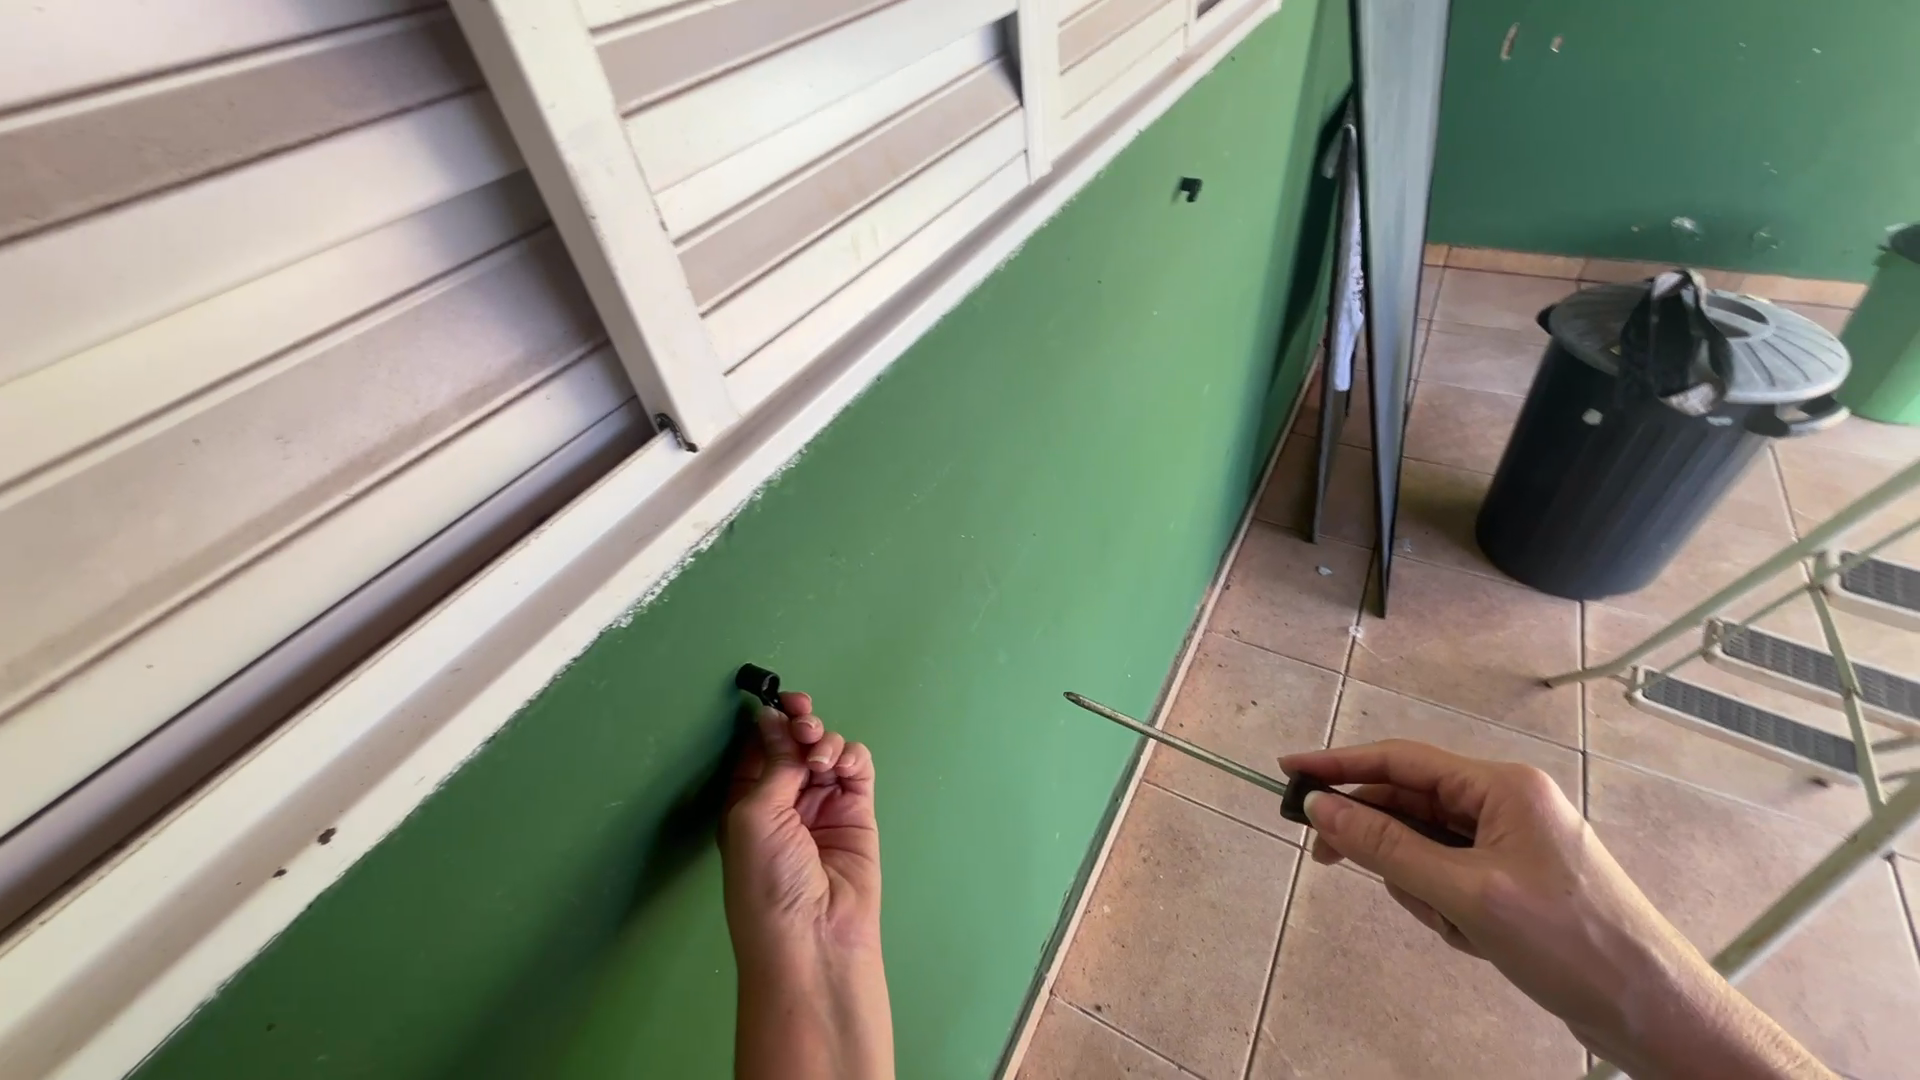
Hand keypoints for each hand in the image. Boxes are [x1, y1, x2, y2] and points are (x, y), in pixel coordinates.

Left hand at [721, 691, 890, 1079]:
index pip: (759, 745)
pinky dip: (852, 755)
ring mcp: (823, 803)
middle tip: (803, 722)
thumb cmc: (767, 880)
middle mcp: (785, 798)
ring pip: (827, 748)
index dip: (769, 720)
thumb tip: (773, 719)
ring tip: (818, 757)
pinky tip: (841, 766)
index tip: (778, 700)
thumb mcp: (753, 815)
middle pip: (795, 741)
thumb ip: (772, 763)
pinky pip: (857, 766)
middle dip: (800, 723)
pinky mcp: (857, 810)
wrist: (814, 936)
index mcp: (748, 800)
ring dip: (824, 740)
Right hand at [1280, 740, 1831, 1079]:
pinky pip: (1448, 874)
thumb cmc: (1570, 946)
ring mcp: (1511, 842)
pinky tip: (1469, 937)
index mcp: (1501, 787)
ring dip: (1418, 884)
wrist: (1667, 1023)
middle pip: (1409, 804)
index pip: (1399, 761)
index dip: (1338, 764)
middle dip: (1376, 838)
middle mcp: (1505, 803)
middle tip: (1324, 857)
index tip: (1288, 771)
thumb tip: (1319, 808)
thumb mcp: (1465, 895)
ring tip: (1449, 925)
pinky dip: (1442, 903)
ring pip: (1425, 845)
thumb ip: (1386, 846)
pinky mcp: (1514, 879)